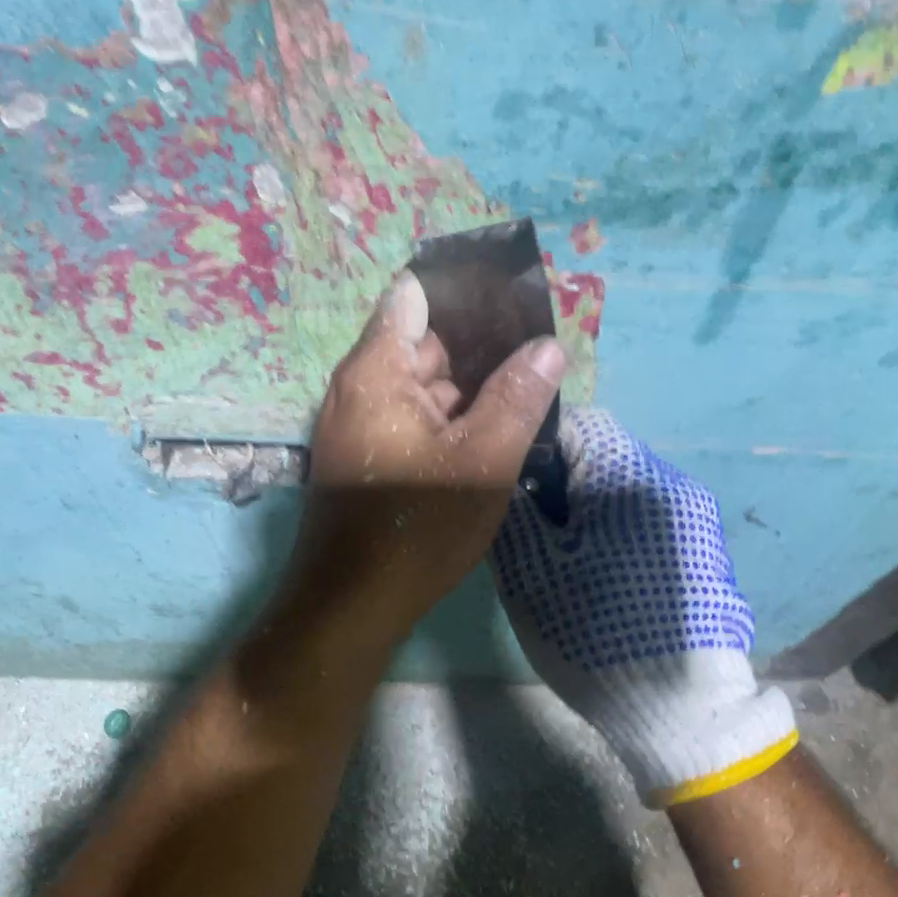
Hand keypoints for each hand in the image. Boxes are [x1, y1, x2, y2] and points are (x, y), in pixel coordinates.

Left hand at [284, 271, 566, 634]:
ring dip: (467, 387)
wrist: (350, 607)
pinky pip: (411, 417)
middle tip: (537, 351)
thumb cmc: (416, 527)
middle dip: (478, 344)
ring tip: (527, 389)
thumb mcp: (483, 460)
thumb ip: (517, 397)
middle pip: (423, 341)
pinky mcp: (364, 455)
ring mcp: (357, 423)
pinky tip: (491, 432)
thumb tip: (548, 345)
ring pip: (422, 385)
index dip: (462, 289)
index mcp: (376, 371)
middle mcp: (358, 386)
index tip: (511, 294)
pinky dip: (447, 417)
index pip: (414, 296)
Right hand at [490, 410, 797, 805]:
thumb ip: (513, 504)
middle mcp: (669, 481)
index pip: (575, 422)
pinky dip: (613, 529)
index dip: (534, 446)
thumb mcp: (531, 569)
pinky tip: (600, 574)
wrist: (680, 710)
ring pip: (620, 484)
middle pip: (599, 451)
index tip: (512, 490)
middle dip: (559, 481)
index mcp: (628, 475)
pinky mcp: (700, 546)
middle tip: (533, 530)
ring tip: (564, 557)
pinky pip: (643, 513)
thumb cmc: (595, 631)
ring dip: (586, 507)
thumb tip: (507, 468)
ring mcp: (691, 514)